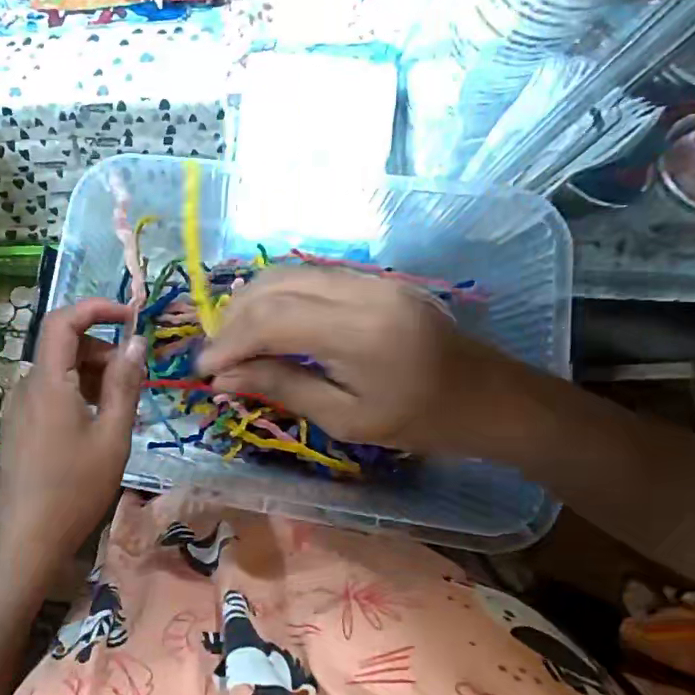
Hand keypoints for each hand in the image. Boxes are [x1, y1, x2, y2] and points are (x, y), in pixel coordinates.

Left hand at [0, 298, 145, 575]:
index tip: (130, 316)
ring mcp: (17, 408)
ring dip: (91, 374)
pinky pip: (48, 393)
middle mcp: (25, 385)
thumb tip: (136, 342)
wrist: (24, 541)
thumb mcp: (112, 435)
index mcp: (46, 380)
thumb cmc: (74, 488)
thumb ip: (124, 384)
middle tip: (134, 379)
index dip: (96, 307)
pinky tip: (94, 425)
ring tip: (119, 408)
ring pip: (57, 371)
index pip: (63, 320)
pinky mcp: (17, 427)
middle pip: (63, 346)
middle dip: (102, 350)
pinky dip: (75, 393)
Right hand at [196, 267, 554, 460]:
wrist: (492, 397)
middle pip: (274, 285)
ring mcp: (371, 279)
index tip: (202, 368)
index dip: (229, 340)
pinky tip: (268, 323)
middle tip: (216, 354)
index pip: (272, 320)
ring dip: (252, 302)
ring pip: (289, 272)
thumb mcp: (347, 418)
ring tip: (235, 339)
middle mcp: (362, 291)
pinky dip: (279, 296)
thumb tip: (222, 378)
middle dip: (234, 318)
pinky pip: (311, 275)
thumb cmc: (422, 422)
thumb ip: (282, 387)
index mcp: (360, 332)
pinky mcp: (375, 279)